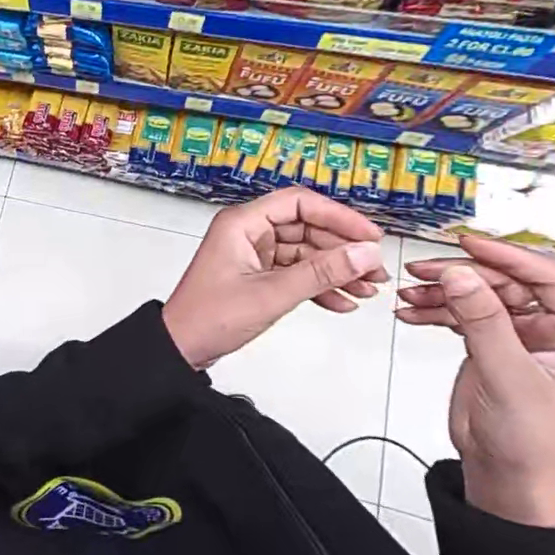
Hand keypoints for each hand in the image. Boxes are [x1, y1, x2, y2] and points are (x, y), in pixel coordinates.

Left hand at [162, 187, 388, 369]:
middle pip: (307, 228)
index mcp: (243, 222)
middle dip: (342, 250)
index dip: (339, 217)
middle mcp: (248, 232)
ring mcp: (252, 255)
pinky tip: (341, 303)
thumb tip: (364, 253)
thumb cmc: (210, 318)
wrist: (180, 351)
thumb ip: (321, 273)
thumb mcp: (272, 295)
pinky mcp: (256, 276)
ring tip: (367, 291)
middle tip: (375, 271)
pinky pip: (294, 274)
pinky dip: (317, 287)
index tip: (369, 237)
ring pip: (304, 253)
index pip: (300, 204)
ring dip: (335, 271)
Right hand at [396, 235, 554, 527]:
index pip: (552, 279)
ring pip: (483, 296)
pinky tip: (412, 312)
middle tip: (426, 272)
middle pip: (509, 283)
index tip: (470, 243)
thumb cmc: (528, 441)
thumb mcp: (508, 376)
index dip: (510, 257)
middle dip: (464, 276)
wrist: (503, 477)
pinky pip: (466, 314)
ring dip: (444, 292)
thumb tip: (458, 274)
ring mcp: (525, 336)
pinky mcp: (495, 344)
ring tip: (409, 294)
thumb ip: (483, 321)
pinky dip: (437, 311)